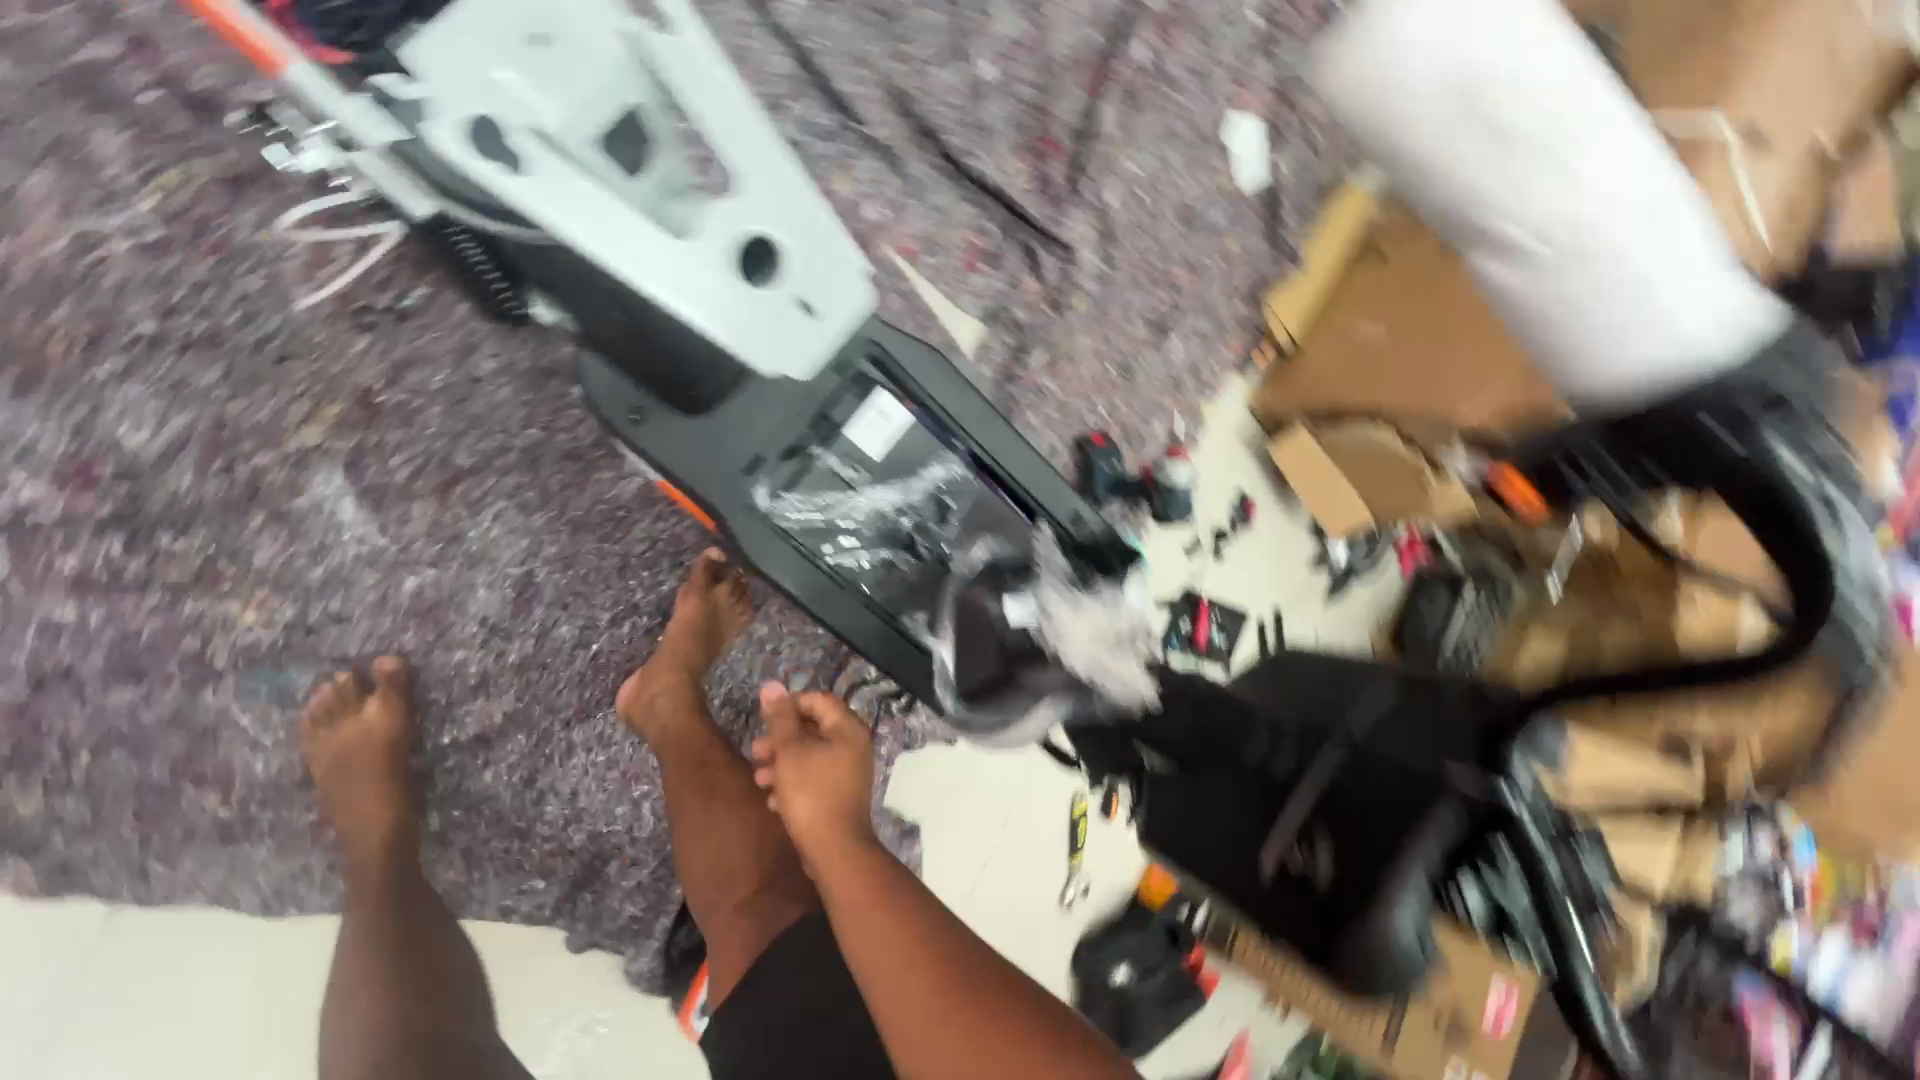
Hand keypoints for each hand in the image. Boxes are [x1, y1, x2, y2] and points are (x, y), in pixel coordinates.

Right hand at [751, 682, 877, 869]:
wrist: (834, 850)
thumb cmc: (811, 793)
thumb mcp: (790, 751)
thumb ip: (780, 718)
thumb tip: (772, 685)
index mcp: (848, 729)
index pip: (818, 700)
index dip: (789, 705)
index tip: (765, 719)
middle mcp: (854, 746)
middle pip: (813, 729)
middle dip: (781, 739)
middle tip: (755, 752)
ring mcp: (849, 772)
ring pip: (810, 756)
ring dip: (782, 763)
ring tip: (759, 778)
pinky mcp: (840, 795)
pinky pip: (814, 779)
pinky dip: (793, 784)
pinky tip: (773, 800)